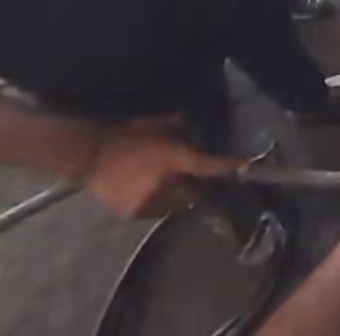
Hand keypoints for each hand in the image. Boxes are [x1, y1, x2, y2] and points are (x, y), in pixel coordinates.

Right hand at [80, 116, 244, 217]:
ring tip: (174, 183)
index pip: (209, 165)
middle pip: (197, 194)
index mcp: (175, 160)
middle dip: (202, 187)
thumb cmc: (131, 133)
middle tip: (202, 178)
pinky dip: (162, 202)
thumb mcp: (165, 124)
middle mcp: (165, 186)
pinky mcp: (133, 215)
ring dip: (181, 196)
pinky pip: (157, 211)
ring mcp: (148, 204)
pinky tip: (155, 190)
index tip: (247, 167)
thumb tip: (202, 139)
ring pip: (177, 206)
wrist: (92, 155)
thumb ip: (187, 133)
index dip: (230, 167)